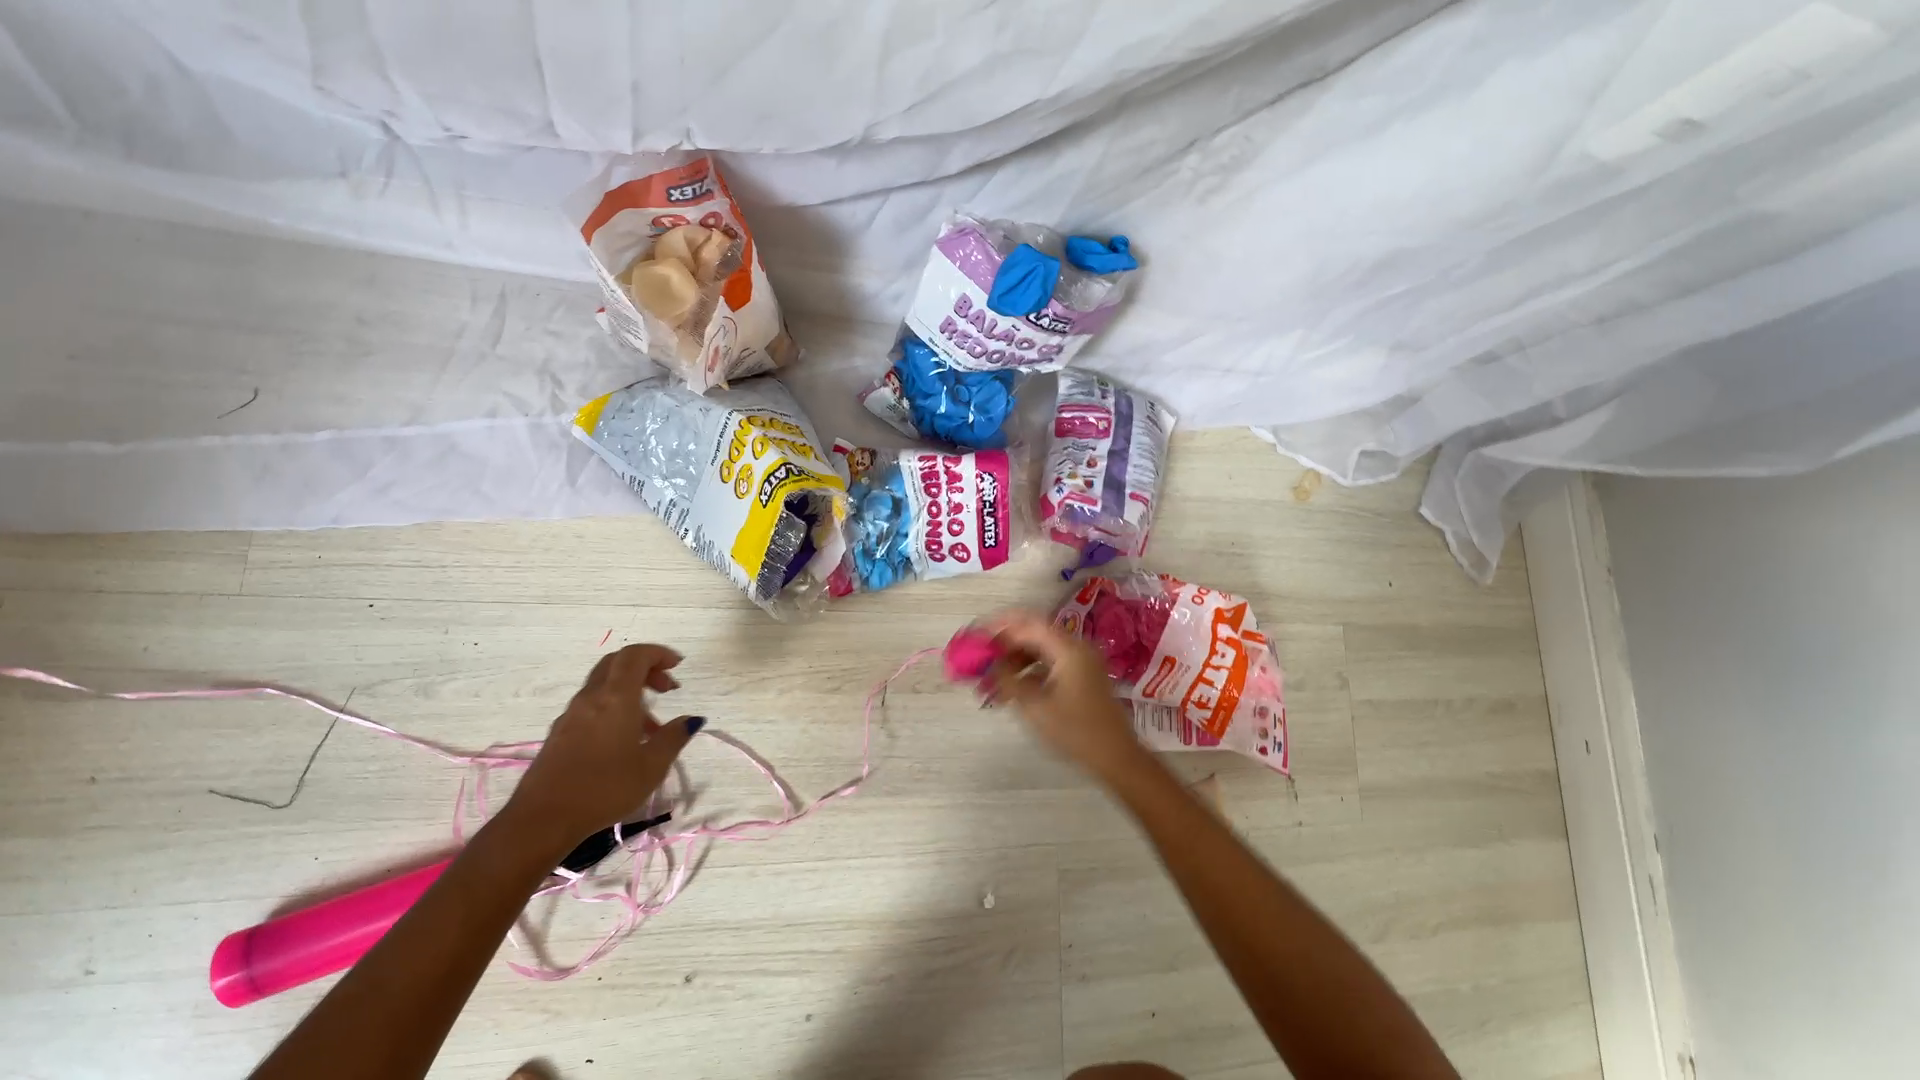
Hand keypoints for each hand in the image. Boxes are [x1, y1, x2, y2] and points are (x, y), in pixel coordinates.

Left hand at [504, 644, 702, 854]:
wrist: (544, 818)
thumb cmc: (605, 789)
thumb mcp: (652, 767)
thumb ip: (673, 738)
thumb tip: (691, 719)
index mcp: (615, 698)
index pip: (635, 655)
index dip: (658, 653)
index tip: (677, 666)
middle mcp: (591, 698)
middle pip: (616, 664)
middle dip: (645, 668)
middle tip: (667, 689)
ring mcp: (571, 715)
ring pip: (603, 686)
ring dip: (629, 692)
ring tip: (650, 726)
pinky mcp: (559, 733)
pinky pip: (591, 706)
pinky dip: (612, 708)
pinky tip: (623, 742)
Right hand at [978, 609, 1147, 778]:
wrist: (1116, 756)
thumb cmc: (1076, 731)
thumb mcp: (1034, 706)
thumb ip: (1008, 679)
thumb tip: (987, 662)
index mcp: (1068, 649)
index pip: (1028, 624)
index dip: (999, 627)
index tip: (975, 635)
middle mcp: (1076, 648)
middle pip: (1033, 634)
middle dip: (1004, 644)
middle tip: (979, 656)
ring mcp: (1081, 662)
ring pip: (1040, 650)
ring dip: (1014, 660)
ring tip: (989, 679)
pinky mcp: (1081, 676)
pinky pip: (1049, 663)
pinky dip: (1028, 671)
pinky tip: (1010, 689)